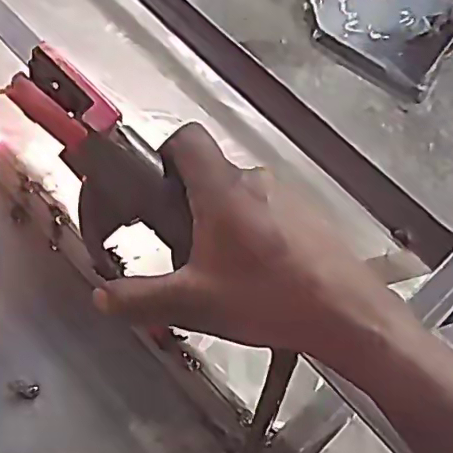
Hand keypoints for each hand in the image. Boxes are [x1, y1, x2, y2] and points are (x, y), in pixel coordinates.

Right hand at [93, 124, 416, 369]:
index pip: (184, 139)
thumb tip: (104, 297)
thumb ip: (140, 298)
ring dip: (218, 222)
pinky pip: (265, 211)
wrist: (347, 314)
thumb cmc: (273, 299)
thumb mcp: (194, 303)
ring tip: (217, 270)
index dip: (160, 154)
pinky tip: (253, 274)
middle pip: (206, 172)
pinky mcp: (307, 216)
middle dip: (184, 205)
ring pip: (236, 194)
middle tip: (177, 245)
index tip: (150, 183)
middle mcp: (255, 181)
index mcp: (222, 190)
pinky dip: (249, 233)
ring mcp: (286, 196)